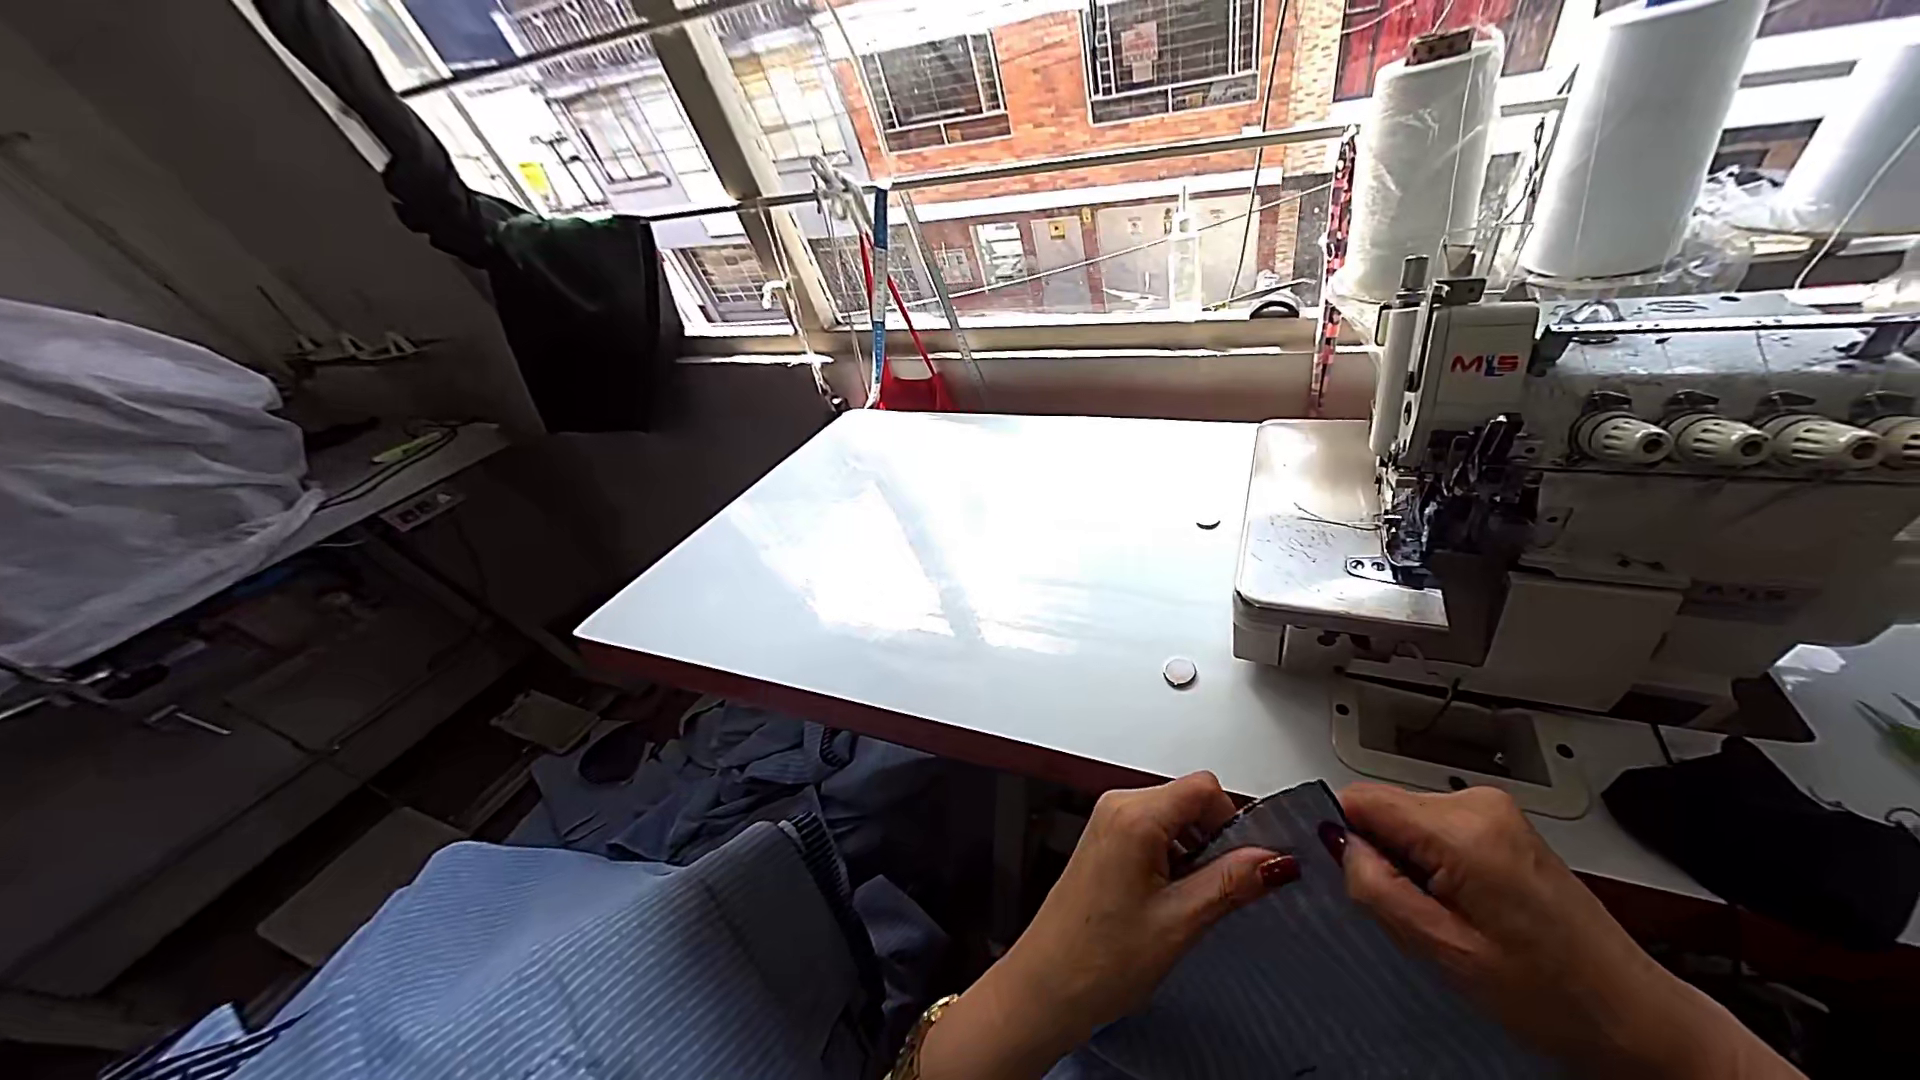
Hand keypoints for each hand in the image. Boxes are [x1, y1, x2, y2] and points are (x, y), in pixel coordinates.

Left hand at [919, 772, 1298, 1079]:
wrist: (1048, 984)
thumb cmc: (1100, 957)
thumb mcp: (1180, 921)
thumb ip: (1231, 882)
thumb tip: (1274, 859)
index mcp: (1133, 815)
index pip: (1204, 787)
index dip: (1233, 821)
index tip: (1246, 862)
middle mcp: (1116, 806)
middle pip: (1188, 798)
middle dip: (1214, 838)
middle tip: (1219, 888)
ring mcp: (1107, 820)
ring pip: (1173, 814)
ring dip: (1193, 849)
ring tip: (1189, 899)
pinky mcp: (1105, 837)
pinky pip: (1153, 828)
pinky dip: (1173, 853)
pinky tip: (1169, 896)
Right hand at [1334, 782, 1801, 1078]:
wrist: (1638, 1016)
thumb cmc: (1559, 996)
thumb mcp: (1445, 950)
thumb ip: (1377, 888)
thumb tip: (1336, 843)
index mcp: (1465, 830)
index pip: (1359, 797)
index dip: (1342, 834)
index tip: (1354, 874)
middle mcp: (1480, 804)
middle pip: (1380, 805)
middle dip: (1379, 852)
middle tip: (1412, 908)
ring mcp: (1494, 808)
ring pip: (1401, 815)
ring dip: (1403, 856)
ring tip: (1444, 909)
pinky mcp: (1500, 820)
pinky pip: (1428, 822)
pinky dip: (1427, 856)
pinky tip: (1460, 898)